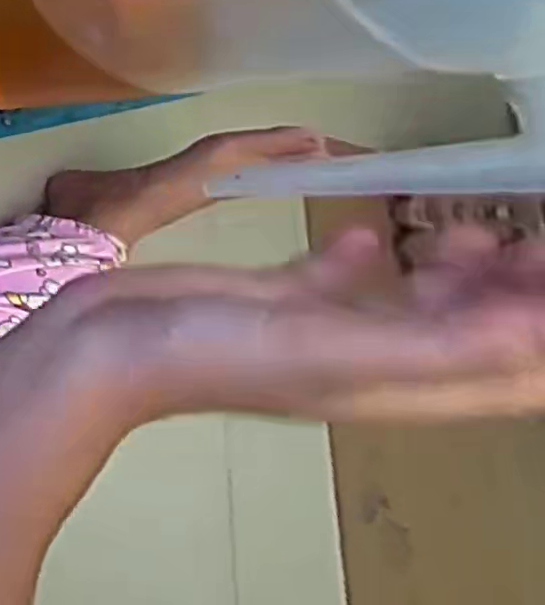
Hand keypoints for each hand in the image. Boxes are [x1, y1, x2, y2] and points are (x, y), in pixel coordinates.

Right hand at [65, 223, 544, 424]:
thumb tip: (538, 321)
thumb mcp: (325, 352)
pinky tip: (363, 229)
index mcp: (398, 383)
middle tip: (527, 234)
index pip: (515, 365)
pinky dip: (361, 254)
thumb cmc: (213, 352)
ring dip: (448, 267)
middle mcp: (368, 356)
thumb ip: (437, 343)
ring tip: (464, 225)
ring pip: (408, 299)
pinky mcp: (265, 294)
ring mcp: (312, 323)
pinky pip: (333, 274)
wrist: (108, 340)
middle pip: (471, 329)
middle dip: (514, 288)